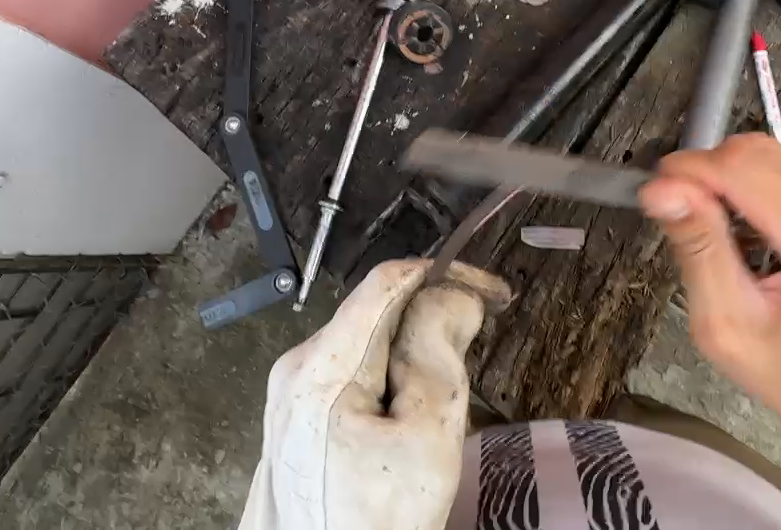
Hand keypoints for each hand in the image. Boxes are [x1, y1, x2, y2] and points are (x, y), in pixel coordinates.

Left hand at [240, 259, 512, 529]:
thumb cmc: (378, 522)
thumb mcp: (427, 443)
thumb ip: (437, 357)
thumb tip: (450, 294)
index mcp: (321, 365)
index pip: (387, 283)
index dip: (444, 274)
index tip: (492, 292)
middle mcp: (295, 364)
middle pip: (375, 313)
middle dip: (428, 321)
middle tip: (471, 352)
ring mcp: (288, 389)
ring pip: (365, 342)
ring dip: (409, 351)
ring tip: (436, 400)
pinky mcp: (293, 412)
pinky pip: (349, 370)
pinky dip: (387, 376)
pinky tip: (403, 416)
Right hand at [641, 135, 780, 529]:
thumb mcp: (724, 325)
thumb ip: (696, 247)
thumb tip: (664, 189)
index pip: (745, 170)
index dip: (690, 171)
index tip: (659, 192)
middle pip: (758, 153)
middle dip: (708, 173)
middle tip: (684, 213)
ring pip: (773, 151)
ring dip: (733, 177)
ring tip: (723, 227)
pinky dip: (760, 182)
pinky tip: (754, 223)